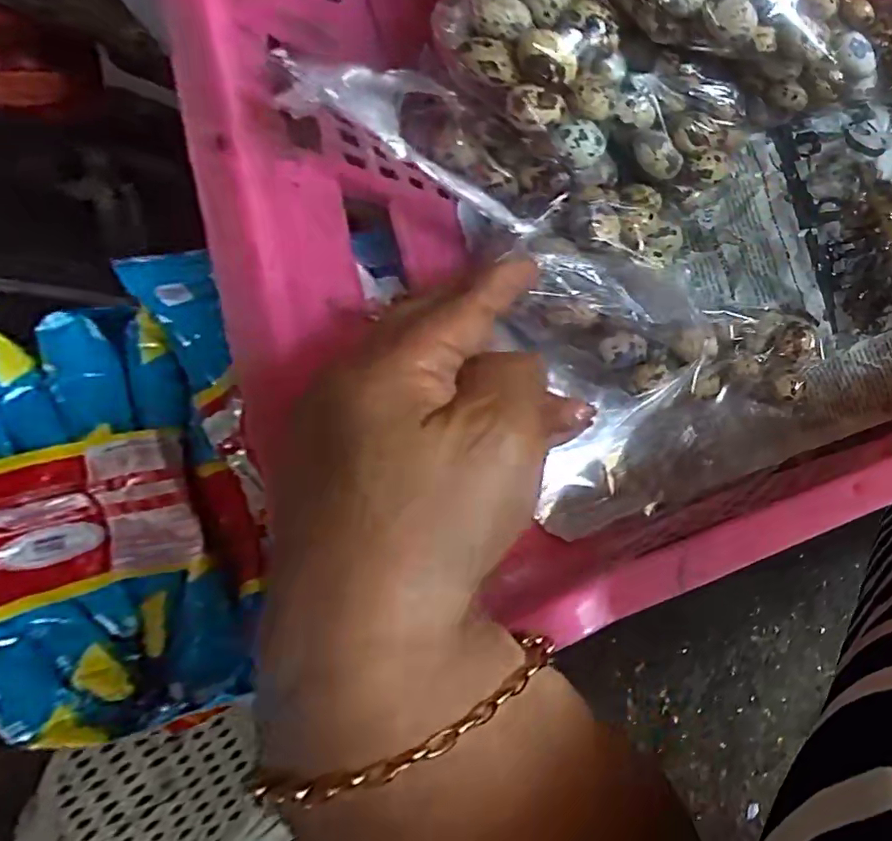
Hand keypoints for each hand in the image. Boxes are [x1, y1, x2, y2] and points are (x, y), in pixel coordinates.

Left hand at [264, 258, 590, 640]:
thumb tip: (503, 363)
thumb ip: (515, 374)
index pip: (453, 308)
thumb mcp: (505, 430)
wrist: (366, 632)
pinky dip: (463, 418)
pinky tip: (508, 441)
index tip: (527, 260)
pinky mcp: (345, 481)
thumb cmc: (444, 514)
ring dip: (487, 382)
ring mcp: (337, 440)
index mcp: (383, 369)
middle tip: (512, 300)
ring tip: (554, 404)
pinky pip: (413, 422)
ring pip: (425, 384)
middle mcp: (346, 393)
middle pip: (421, 335)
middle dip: (476, 320)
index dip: (496, 283)